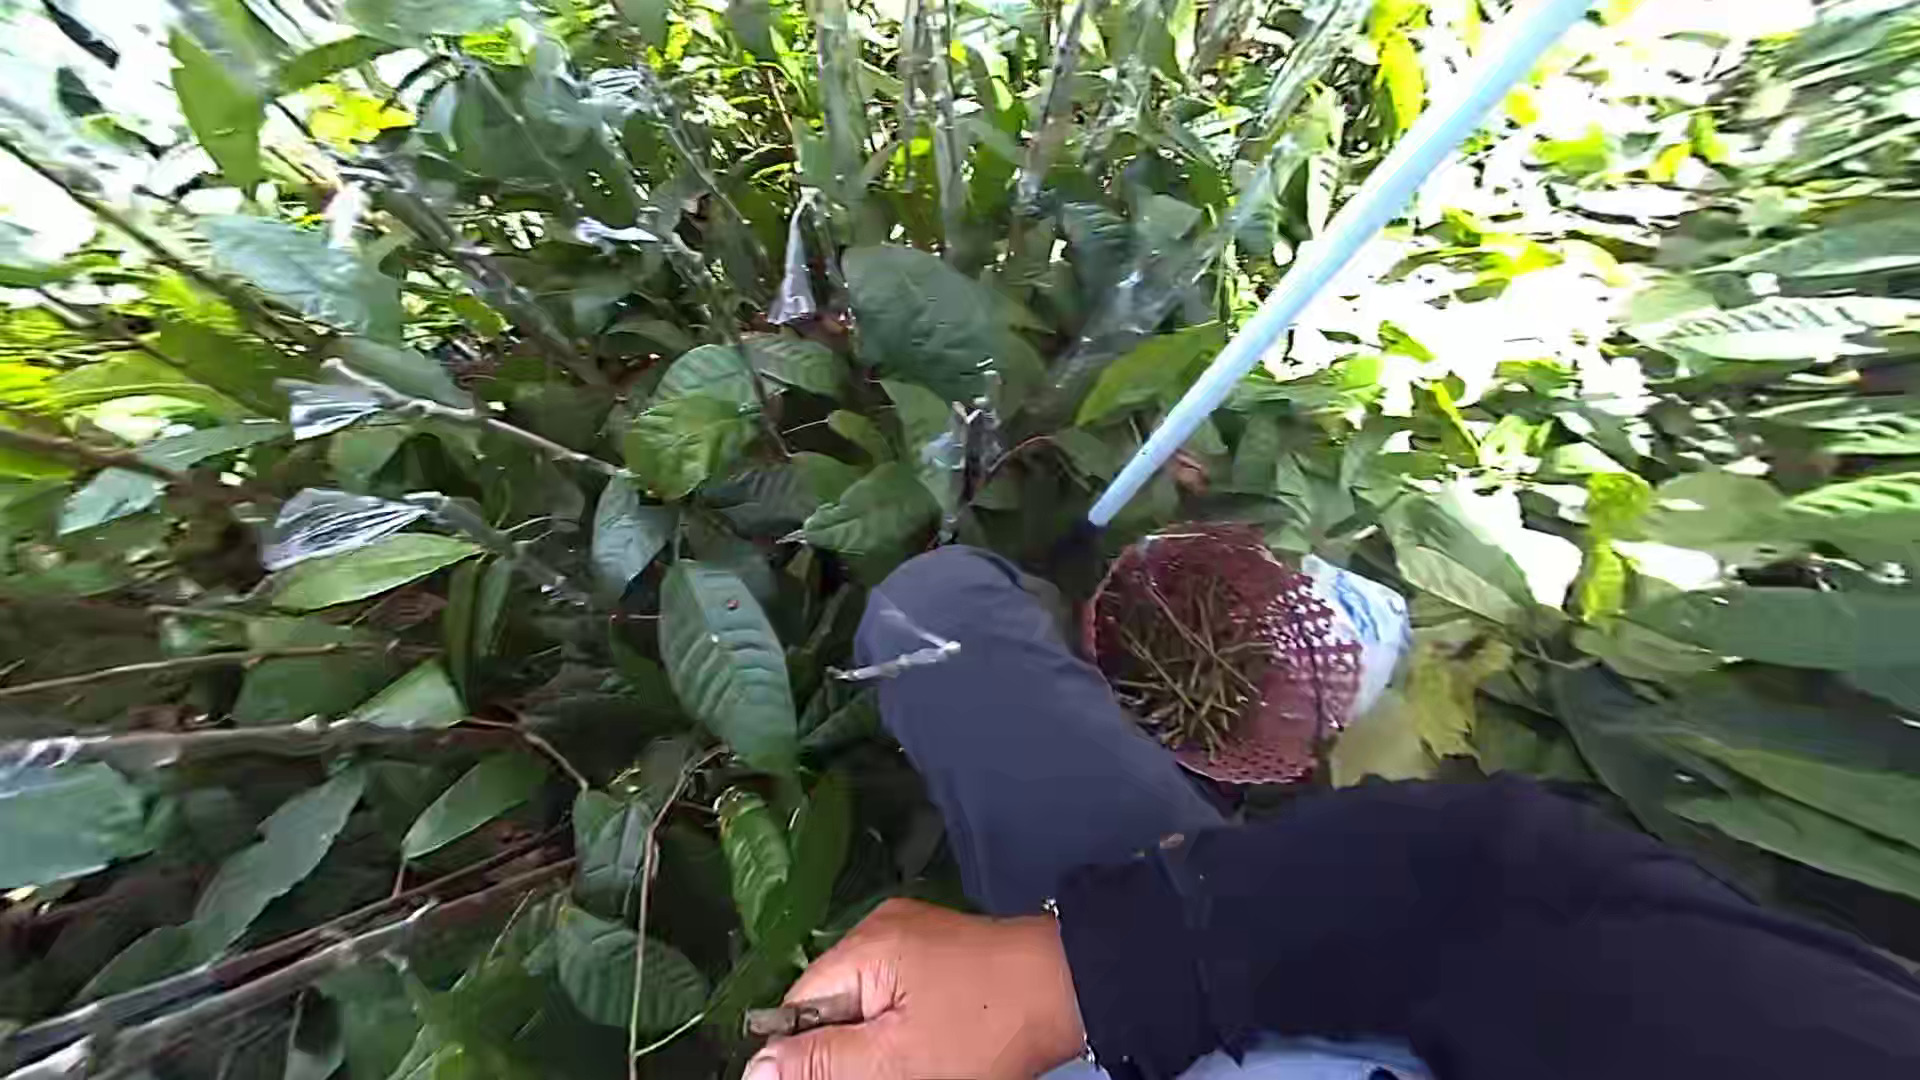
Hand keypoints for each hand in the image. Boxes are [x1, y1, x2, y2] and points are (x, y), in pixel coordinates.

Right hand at [744, 898, 1085, 1079]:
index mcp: (866, 943)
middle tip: (880, 1071)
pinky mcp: (931, 941)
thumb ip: (823, 1063)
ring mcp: (909, 928)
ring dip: (869, 1034)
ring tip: (902, 1060)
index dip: (800, 1051)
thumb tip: (754, 1068)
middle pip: (830, 995)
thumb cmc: (978, 1028)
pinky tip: (918, 1040)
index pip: (799, 1001)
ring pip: (862, 992)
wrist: (1056, 986)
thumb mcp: (896, 1060)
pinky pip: (891, 980)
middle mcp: (881, 924)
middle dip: (840, 1046)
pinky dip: (893, 1014)